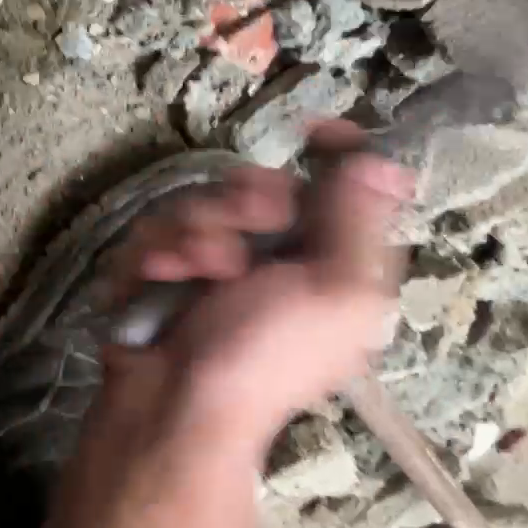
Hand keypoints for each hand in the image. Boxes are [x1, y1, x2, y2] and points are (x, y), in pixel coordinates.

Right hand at [107, 122, 415, 452]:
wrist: (174, 399)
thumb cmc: (262, 353)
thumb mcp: (333, 293)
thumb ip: (354, 225)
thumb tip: (381, 162)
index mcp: (330, 261)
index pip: (342, 187)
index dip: (335, 152)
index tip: (311, 128)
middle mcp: (274, 255)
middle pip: (251, 186)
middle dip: (228, 208)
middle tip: (227, 245)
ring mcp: (210, 261)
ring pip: (191, 205)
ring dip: (181, 237)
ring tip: (178, 273)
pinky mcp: (158, 269)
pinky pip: (148, 233)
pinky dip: (146, 255)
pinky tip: (150, 281)